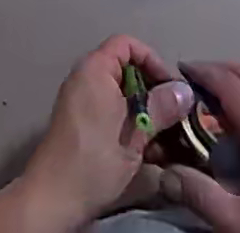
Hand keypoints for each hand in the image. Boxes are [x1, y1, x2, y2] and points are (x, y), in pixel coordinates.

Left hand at [0, 35, 195, 232]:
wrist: (54, 195)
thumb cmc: (94, 158)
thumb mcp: (134, 133)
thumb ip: (160, 107)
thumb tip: (185, 90)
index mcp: (95, 69)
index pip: (127, 44)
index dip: (152, 60)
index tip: (172, 88)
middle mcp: (87, 77)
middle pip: (127, 69)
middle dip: (154, 91)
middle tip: (176, 117)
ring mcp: (83, 99)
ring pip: (123, 94)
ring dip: (146, 113)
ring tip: (166, 139)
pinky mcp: (83, 121)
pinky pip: (112, 110)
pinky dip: (131, 124)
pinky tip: (148, 150)